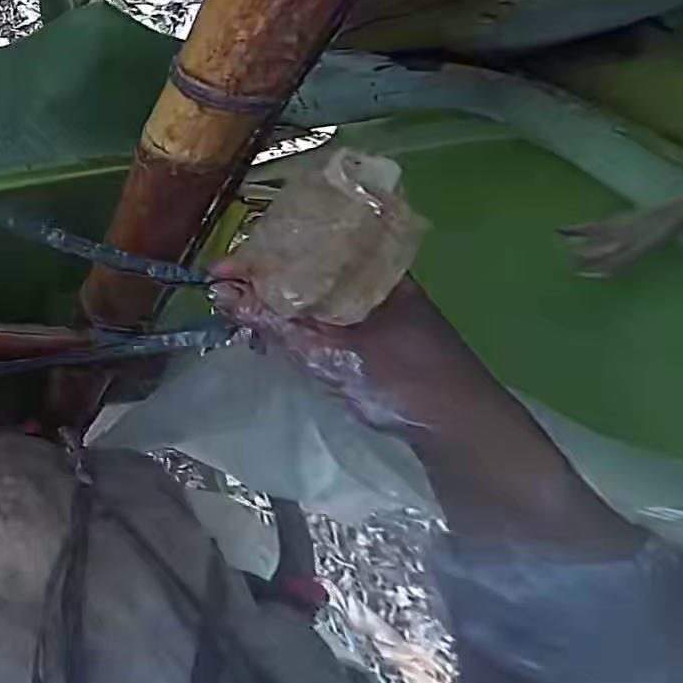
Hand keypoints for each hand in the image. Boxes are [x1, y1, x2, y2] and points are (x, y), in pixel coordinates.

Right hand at [211, 269, 508, 433]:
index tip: (221, 272)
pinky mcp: (365, 334)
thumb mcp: (327, 349)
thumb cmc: (403, 381)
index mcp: (372, 271)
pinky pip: (315, 316)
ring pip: (305, 294)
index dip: (257, 257)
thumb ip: (271, 319)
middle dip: (257, 282)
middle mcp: (370, 281)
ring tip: (240, 318)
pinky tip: (267, 336)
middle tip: (225, 298)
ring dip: (270, 304)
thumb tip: (217, 291)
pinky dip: (288, 322)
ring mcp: (368, 308)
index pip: (303, 247)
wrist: (465, 435)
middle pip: (301, 269)